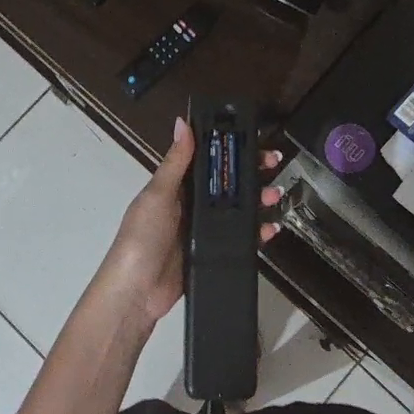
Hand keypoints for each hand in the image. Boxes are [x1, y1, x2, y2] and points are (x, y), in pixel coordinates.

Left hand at [92, 118, 281, 329]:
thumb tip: (183, 122)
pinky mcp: (212, 252)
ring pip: (237, 209)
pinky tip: (270, 228)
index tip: (254, 140)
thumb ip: (175, 162)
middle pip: (227, 184)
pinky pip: (239, 238)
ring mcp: (202, 230)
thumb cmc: (142, 238)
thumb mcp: (158, 195)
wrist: (138, 292)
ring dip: (258, 200)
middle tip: (274, 165)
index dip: (229, 150)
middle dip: (251, 173)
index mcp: (175, 187)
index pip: (207, 161)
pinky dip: (257, 232)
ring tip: (275, 196)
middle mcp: (190, 205)